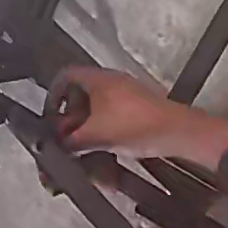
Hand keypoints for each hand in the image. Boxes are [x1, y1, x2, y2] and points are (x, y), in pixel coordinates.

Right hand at [51, 66, 227, 169]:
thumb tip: (58, 147)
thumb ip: (70, 142)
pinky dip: (101, 132)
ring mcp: (124, 96)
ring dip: (84, 129)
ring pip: (94, 109)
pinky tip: (101, 151)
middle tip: (64, 138)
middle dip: (69, 119)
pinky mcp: (135, 110)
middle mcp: (111, 83)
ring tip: (81, 148)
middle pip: (78, 95)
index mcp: (99, 80)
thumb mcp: (95, 136)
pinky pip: (109, 117)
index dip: (53, 94)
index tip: (50, 114)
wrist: (177, 133)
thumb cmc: (138, 126)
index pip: (65, 76)